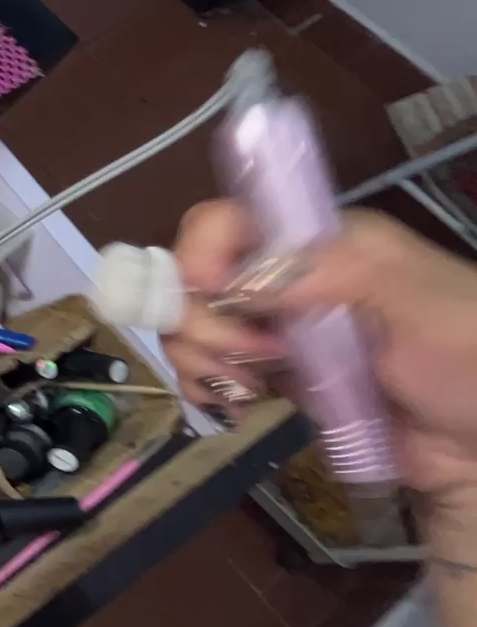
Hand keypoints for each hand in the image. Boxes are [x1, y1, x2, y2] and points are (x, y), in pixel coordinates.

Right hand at [168, 201, 476, 512]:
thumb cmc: (476, 369)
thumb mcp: (433, 307)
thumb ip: (346, 273)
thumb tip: (241, 281)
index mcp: (315, 246)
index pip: (220, 223)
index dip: (198, 252)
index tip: (214, 294)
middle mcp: (276, 279)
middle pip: (184, 282)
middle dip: (204, 323)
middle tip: (259, 356)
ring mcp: (260, 327)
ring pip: (180, 327)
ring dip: (202, 360)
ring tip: (253, 387)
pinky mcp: (253, 370)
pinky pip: (192, 370)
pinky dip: (201, 388)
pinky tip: (238, 402)